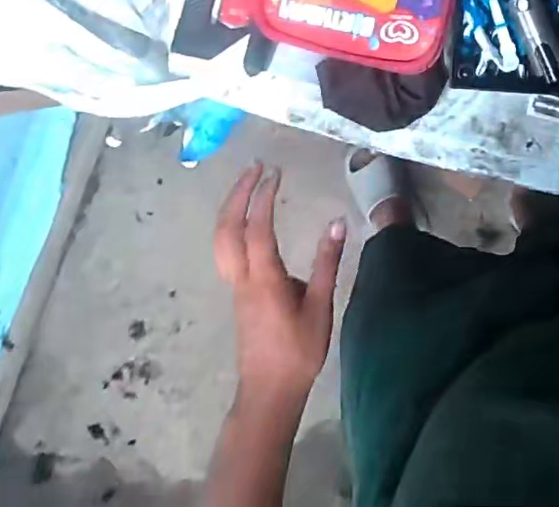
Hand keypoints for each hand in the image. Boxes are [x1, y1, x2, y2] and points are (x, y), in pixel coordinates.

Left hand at [213, 162, 345, 413]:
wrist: (268, 391)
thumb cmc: (298, 349)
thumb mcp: (320, 305)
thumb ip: (327, 262)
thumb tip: (337, 223)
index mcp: (263, 279)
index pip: (258, 229)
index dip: (264, 198)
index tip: (277, 173)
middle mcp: (242, 279)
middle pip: (227, 230)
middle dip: (238, 194)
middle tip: (256, 167)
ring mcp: (236, 286)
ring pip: (221, 240)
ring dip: (231, 207)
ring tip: (249, 184)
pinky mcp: (239, 293)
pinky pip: (228, 250)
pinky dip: (234, 224)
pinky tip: (250, 219)